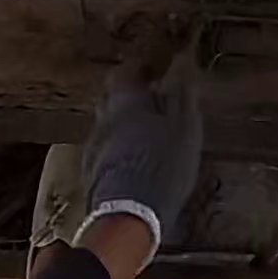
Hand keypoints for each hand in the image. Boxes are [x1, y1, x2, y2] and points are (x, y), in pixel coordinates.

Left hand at [79, 37, 202, 257]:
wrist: (129, 219)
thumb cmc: (163, 163)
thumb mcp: (185, 124)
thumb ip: (182, 91)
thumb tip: (182, 59)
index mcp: (125, 102)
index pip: (125, 72)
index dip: (141, 68)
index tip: (159, 71)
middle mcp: (103, 119)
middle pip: (112, 96)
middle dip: (131, 94)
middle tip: (157, 99)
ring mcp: (94, 147)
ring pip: (109, 122)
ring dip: (127, 121)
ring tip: (151, 130)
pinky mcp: (92, 172)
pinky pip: (109, 145)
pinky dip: (123, 143)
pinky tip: (139, 157)